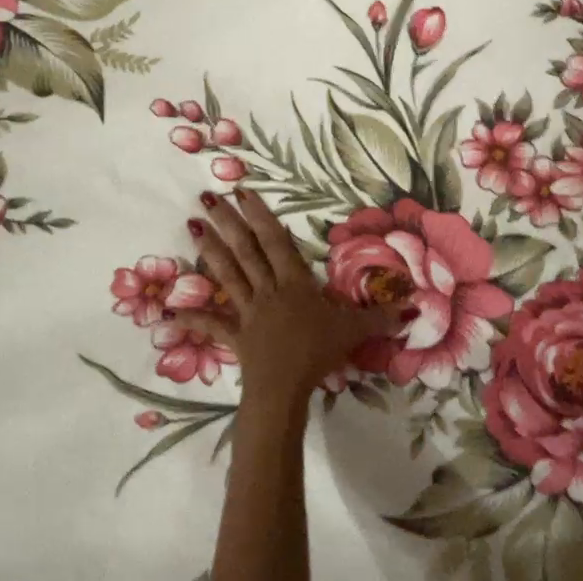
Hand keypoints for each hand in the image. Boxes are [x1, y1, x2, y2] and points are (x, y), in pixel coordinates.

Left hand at [178, 189, 409, 408]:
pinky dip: (191, 318)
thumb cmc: (317, 354)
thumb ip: (381, 317)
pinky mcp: (235, 337)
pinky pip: (212, 325)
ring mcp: (247, 313)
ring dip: (210, 251)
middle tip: (210, 197)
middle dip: (229, 222)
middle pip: (245, 251)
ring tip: (194, 226)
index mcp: (294, 283)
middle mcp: (267, 291)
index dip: (261, 216)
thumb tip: (413, 306)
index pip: (276, 242)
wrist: (283, 390)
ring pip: (227, 276)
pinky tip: (169, 311)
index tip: (244, 192)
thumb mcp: (354, 332)